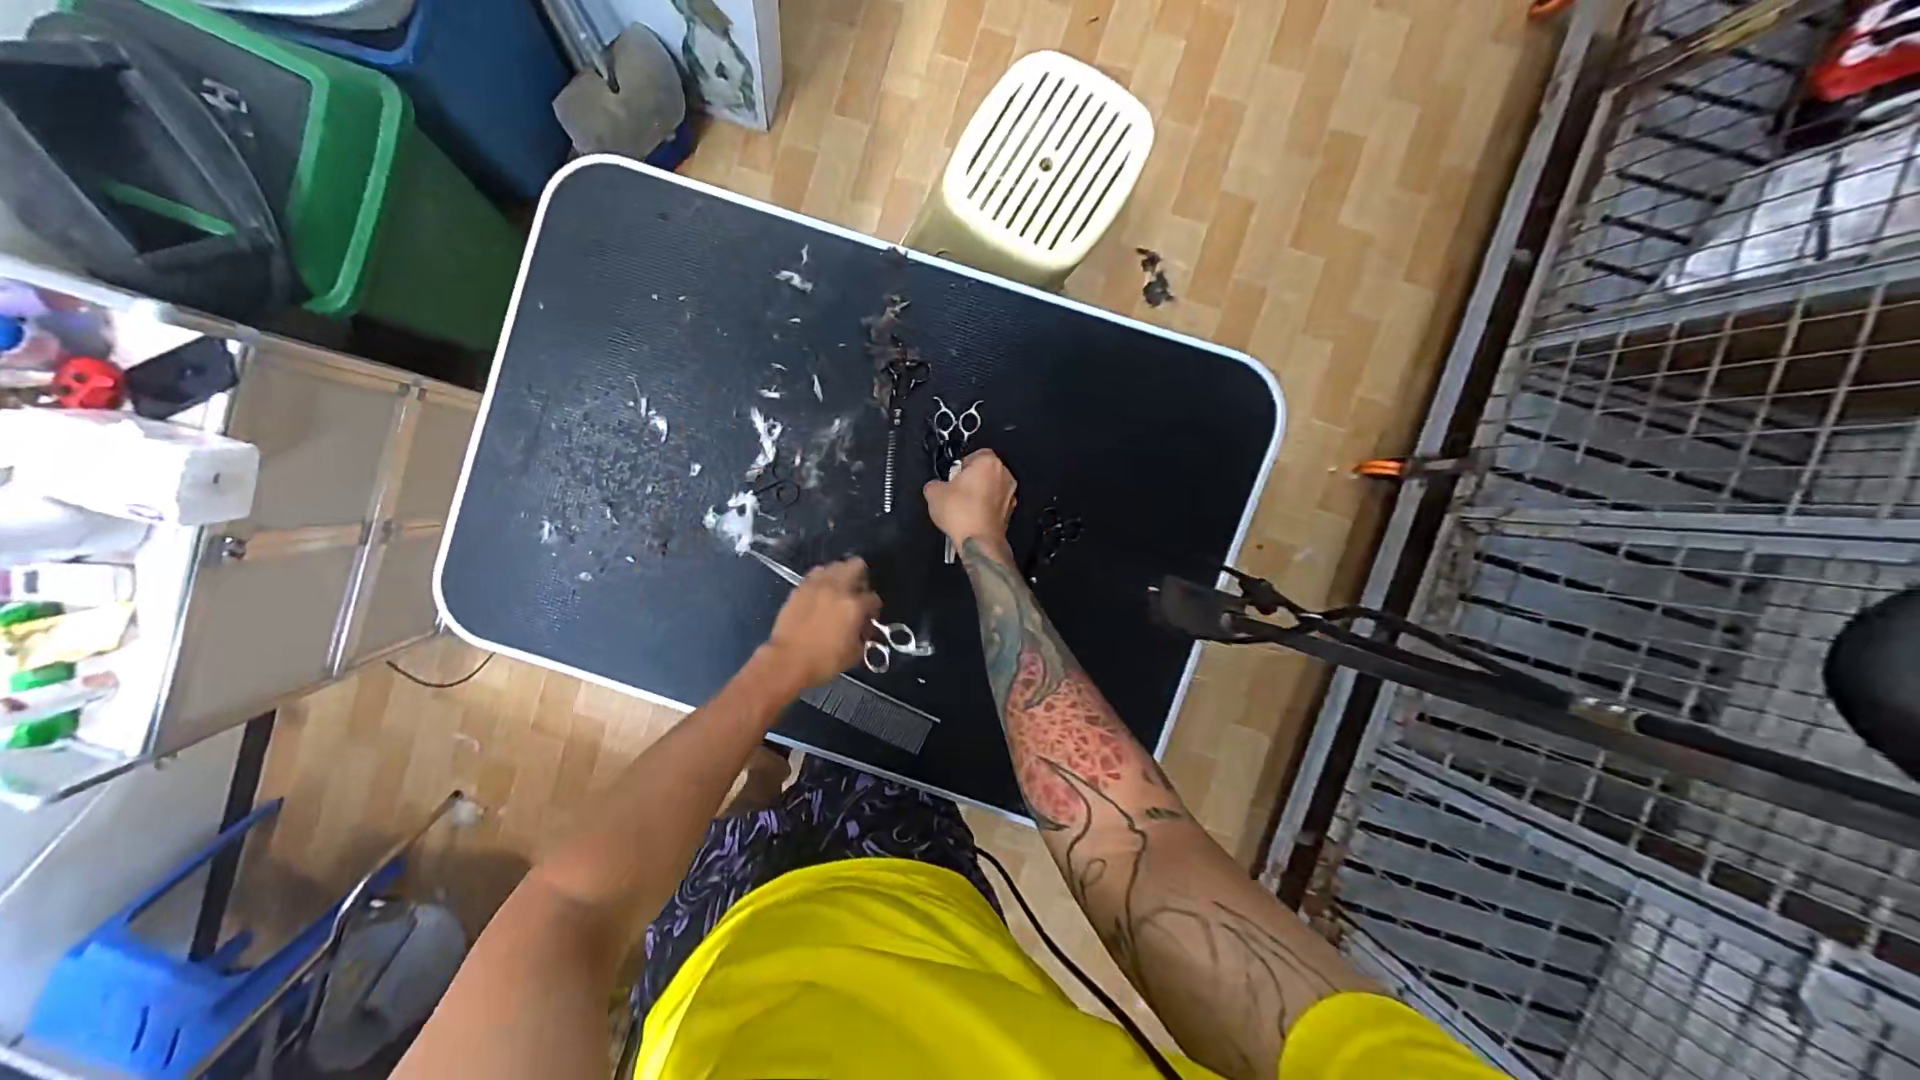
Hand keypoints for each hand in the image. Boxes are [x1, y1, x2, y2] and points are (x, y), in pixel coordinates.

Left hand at [763, 557, 881, 686]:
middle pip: (856, 565)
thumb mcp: (855, 653)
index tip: (868, 619)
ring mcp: (816, 585)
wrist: (788, 661)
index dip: (874, 609)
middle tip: (857, 596)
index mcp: (854, 605)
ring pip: (834, 566)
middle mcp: (837, 588)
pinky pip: (815, 575)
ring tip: (838, 592)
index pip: (873, 598)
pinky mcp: (799, 588)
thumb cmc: (824, 661)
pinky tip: (820, 595)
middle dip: (861, 579)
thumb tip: (862, 626)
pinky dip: (822, 580)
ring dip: (840, 576)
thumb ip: (863, 634)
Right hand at [924, 449, 1016, 548]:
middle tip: (956, 490)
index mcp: (988, 462)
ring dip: (980, 494)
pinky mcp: (1010, 512)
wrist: (978, 541)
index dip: (962, 464)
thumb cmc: (961, 513)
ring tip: (963, 506)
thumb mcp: (934, 493)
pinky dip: (986, 508)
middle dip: (972, 479)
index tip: (953, 475)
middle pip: (986, 471)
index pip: (977, 453)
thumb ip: (934, 483)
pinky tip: (971, 517)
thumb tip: (935, 487)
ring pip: (992, 488)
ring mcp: (1010, 494)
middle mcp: (1004, 475)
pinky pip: (996, 504)